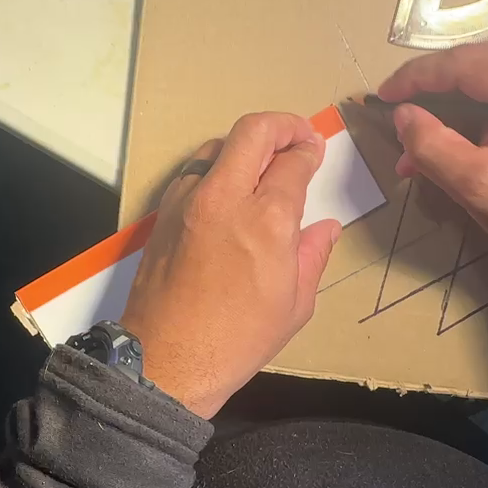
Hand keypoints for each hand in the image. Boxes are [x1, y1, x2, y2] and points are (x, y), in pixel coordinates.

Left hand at [119, 112, 342, 417]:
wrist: (166, 362)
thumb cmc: (238, 340)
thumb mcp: (294, 305)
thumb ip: (312, 255)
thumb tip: (325, 226)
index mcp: (267, 220)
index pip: (293, 161)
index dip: (309, 150)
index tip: (315, 151)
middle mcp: (224, 197)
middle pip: (253, 131)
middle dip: (282, 125)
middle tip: (297, 137)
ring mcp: (187, 201)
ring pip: (218, 145)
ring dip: (246, 145)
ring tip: (263, 164)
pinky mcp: (163, 213)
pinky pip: (193, 172)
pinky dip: (217, 167)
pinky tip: (229, 191)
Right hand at [378, 44, 487, 266]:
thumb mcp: (479, 183)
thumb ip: (432, 146)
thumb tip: (400, 116)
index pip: (467, 64)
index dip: (417, 78)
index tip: (380, 96)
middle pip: (476, 66)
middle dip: (430, 94)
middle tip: (393, 116)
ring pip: (484, 80)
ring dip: (446, 109)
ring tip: (413, 142)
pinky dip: (468, 116)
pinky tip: (443, 141)